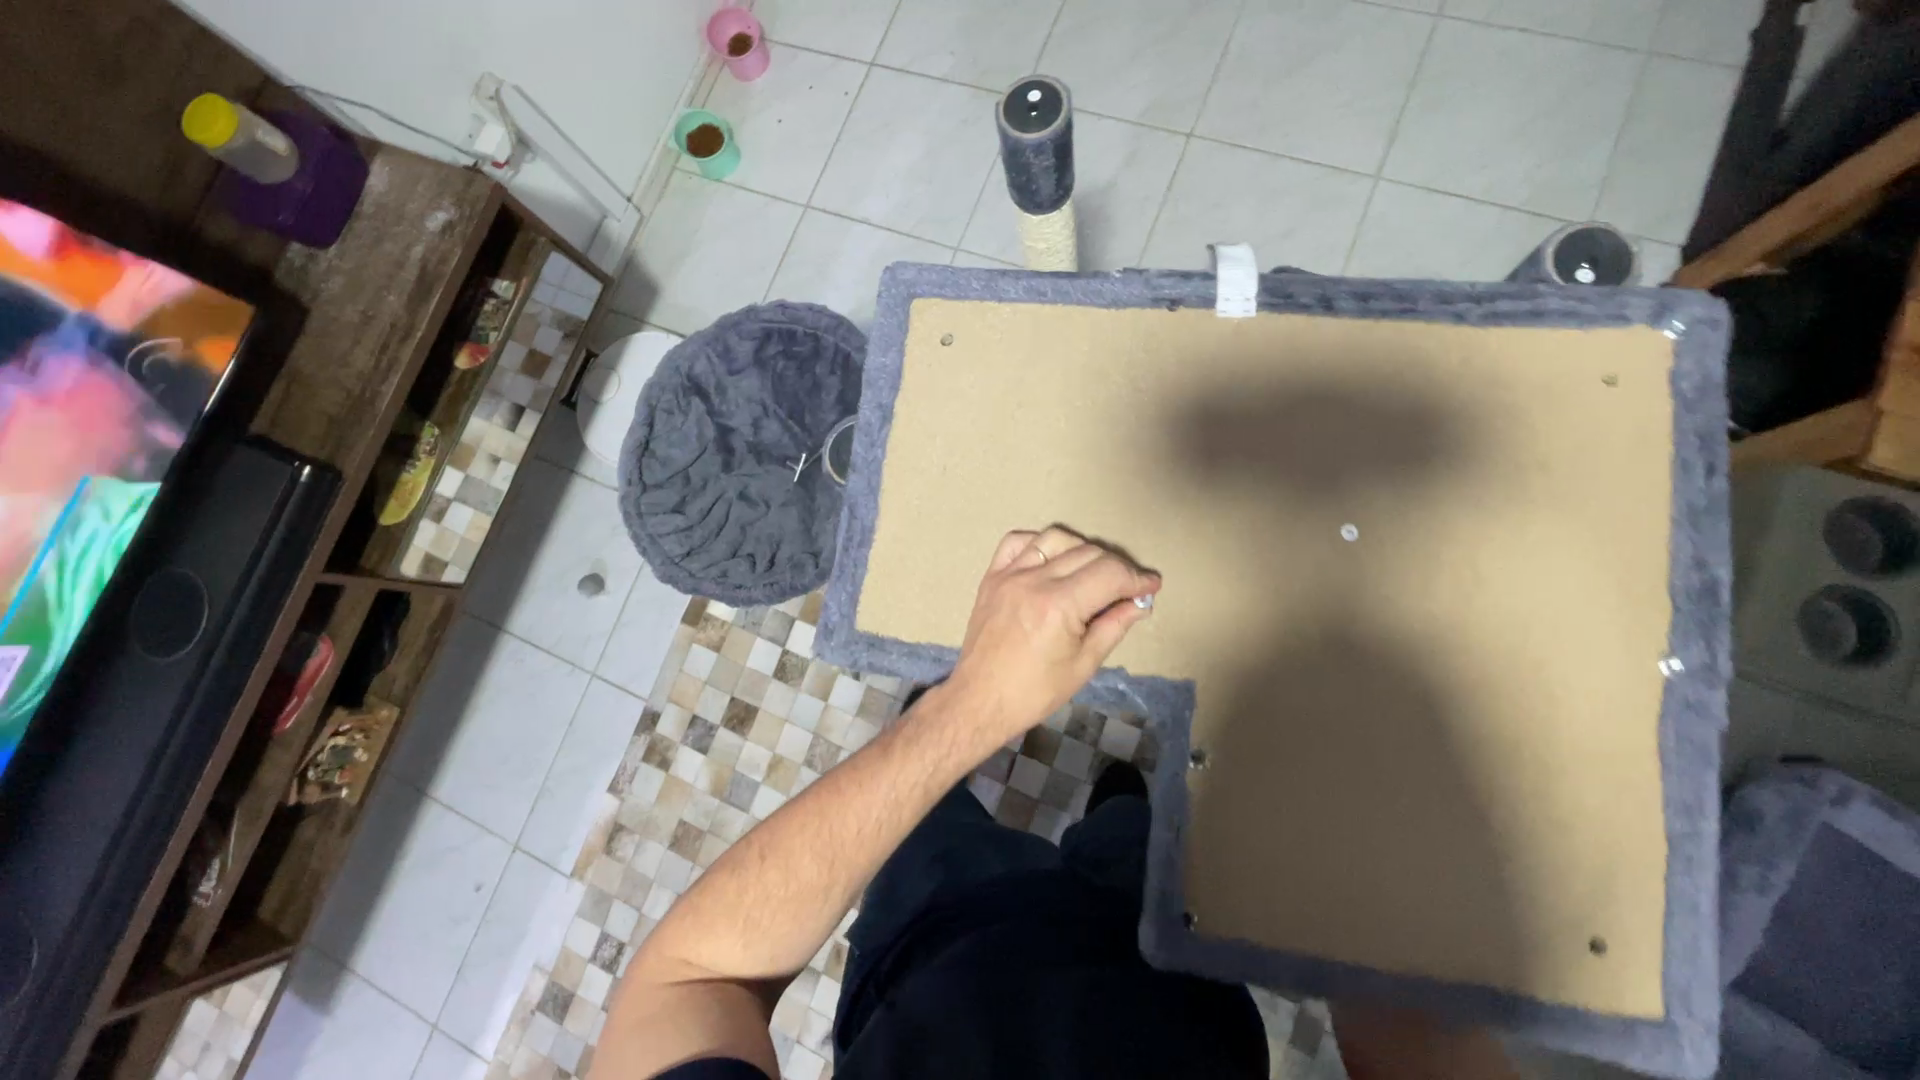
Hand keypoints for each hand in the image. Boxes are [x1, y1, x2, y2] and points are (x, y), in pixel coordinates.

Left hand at [941, 526, 1160, 745]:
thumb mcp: (1084, 664)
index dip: (1137, 578)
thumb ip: (1114, 625)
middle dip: (1116, 568)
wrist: (981, 700)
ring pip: (1056, 539)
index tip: (1151, 586)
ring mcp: (1009, 575)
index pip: (1110, 574)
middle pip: (1088, 553)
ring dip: (1082, 550)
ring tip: (1093, 572)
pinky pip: (1017, 541)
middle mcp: (1034, 581)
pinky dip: (1040, 543)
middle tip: (1127, 589)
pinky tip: (1053, 560)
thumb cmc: (1035, 691)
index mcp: (1059, 606)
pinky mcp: (992, 577)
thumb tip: (1141, 602)